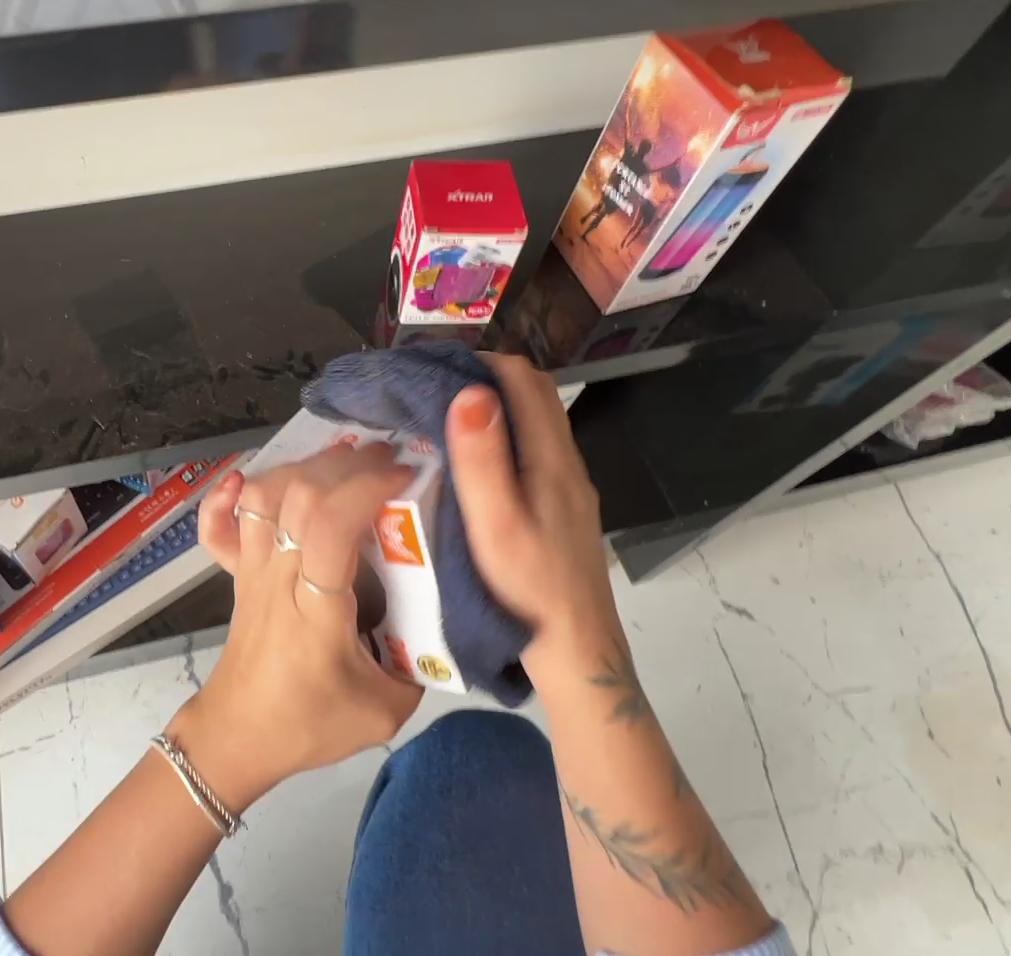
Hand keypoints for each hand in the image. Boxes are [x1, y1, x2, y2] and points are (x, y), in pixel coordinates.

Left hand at [170, 445, 424, 811]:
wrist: (237, 738)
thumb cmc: (308, 724)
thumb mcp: (384, 709)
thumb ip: (420, 662)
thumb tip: (448, 615)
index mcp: (315, 607)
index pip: (328, 525)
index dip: (366, 488)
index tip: (406, 477)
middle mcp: (278, 575)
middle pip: (296, 494)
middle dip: (346, 464)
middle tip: (387, 458)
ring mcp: (252, 569)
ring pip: (263, 497)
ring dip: (304, 467)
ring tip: (345, 458)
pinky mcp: (238, 573)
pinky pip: (220, 526)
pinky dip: (226, 497)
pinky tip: (245, 478)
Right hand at [443, 353, 621, 690]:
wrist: (575, 649)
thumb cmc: (526, 590)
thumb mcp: (494, 524)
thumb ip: (482, 458)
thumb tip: (469, 390)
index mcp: (551, 459)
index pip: (524, 380)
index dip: (481, 362)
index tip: (435, 370)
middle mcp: (567, 463)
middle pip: (535, 395)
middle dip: (488, 377)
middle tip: (435, 390)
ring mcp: (569, 488)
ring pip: (537, 424)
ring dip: (497, 407)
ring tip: (445, 421)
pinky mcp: (563, 509)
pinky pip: (535, 452)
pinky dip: (505, 438)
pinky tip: (475, 467)